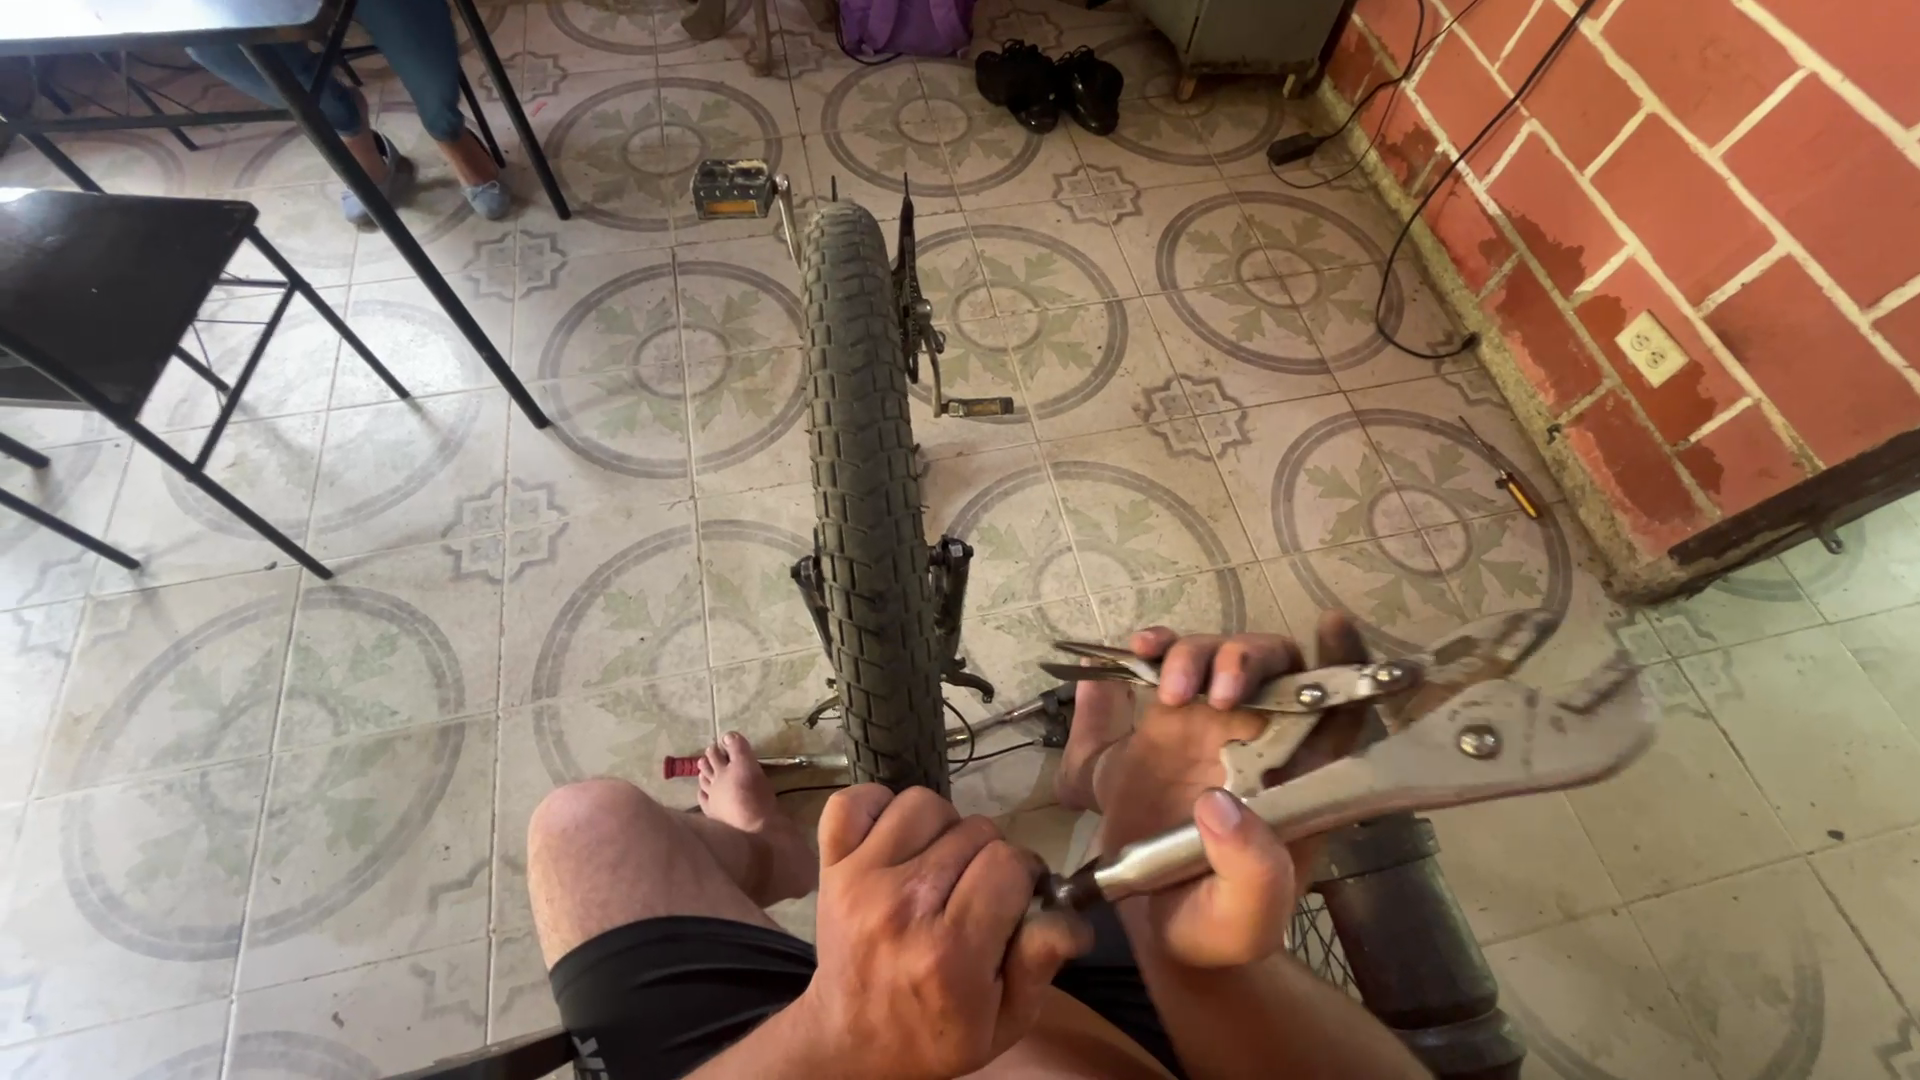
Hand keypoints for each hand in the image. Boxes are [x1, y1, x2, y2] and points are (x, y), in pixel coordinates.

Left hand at [795, 786, 1088, 1078]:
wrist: (851, 1043)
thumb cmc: (936, 1033)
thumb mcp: (1005, 1020)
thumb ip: (1040, 963)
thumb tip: (1075, 915)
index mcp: (950, 951)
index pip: (1009, 862)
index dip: (1024, 874)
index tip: (1017, 895)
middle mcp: (903, 905)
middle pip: (974, 830)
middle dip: (988, 855)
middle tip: (977, 889)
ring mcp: (861, 879)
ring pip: (924, 804)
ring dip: (941, 828)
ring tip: (939, 863)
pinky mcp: (831, 865)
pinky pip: (854, 801)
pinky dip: (876, 807)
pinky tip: (893, 839)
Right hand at [1086, 612, 1371, 966]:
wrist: (1156, 925)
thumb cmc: (1216, 927)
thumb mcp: (1242, 921)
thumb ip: (1251, 875)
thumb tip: (1221, 803)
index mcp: (1303, 781)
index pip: (1342, 709)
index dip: (1346, 664)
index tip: (1332, 625)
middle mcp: (1264, 743)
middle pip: (1275, 668)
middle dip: (1251, 658)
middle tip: (1220, 692)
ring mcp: (1211, 727)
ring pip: (1218, 658)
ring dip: (1196, 652)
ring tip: (1168, 687)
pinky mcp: (1165, 725)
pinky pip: (1164, 670)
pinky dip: (1154, 650)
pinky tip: (1137, 650)